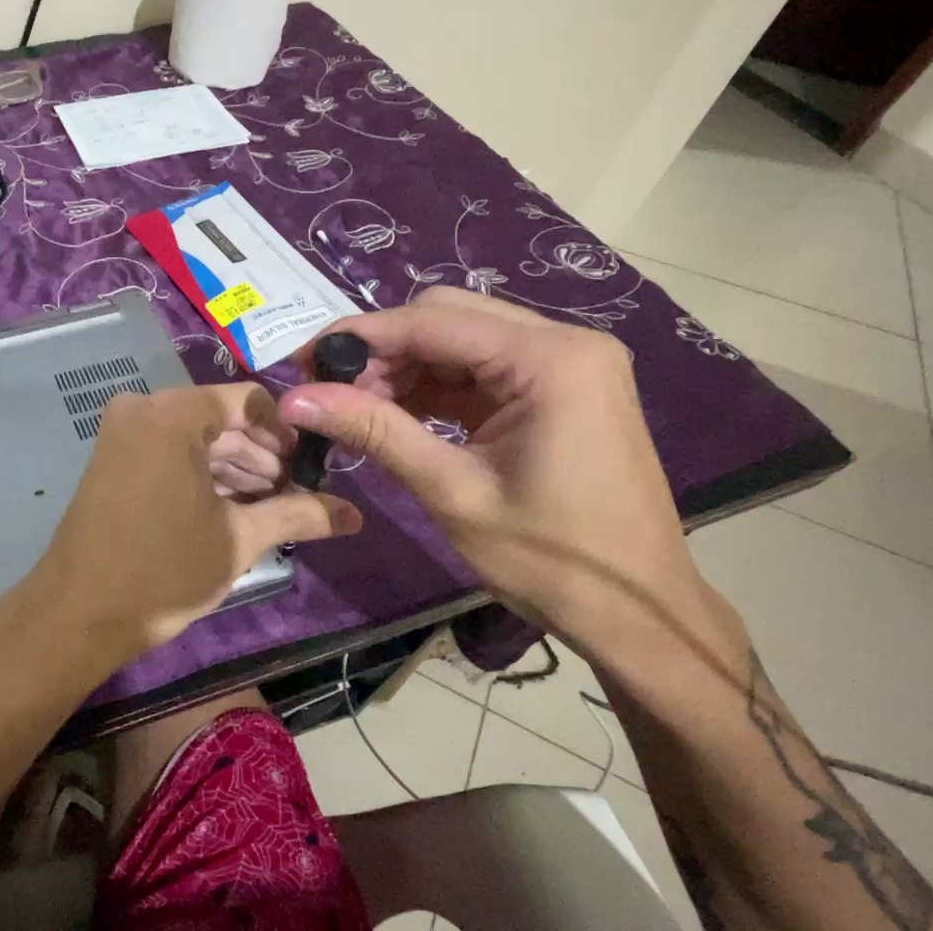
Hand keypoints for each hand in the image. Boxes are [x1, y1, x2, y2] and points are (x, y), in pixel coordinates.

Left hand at [10, 384, 362, 669]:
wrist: (80, 612)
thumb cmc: (164, 570)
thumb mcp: (240, 539)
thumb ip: (299, 515)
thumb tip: (356, 514)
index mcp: (173, 414)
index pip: (249, 402)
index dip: (286, 435)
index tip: (312, 469)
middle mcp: (142, 409)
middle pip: (220, 420)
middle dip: (261, 457)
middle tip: (297, 495)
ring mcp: (121, 433)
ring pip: (194, 439)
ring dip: (234, 469)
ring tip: (272, 508)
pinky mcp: (111, 459)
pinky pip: (167, 453)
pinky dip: (200, 474)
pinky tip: (233, 508)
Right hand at [276, 287, 700, 649]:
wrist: (638, 615)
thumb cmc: (550, 558)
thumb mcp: (451, 491)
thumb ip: (374, 431)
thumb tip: (294, 399)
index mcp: (551, 360)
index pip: (432, 321)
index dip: (359, 338)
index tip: (302, 362)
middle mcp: (566, 343)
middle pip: (447, 318)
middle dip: (381, 351)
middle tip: (327, 391)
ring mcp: (569, 365)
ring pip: (460, 340)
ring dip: (404, 369)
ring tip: (354, 410)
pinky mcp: (562, 390)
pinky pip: (481, 369)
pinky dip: (435, 388)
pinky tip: (396, 416)